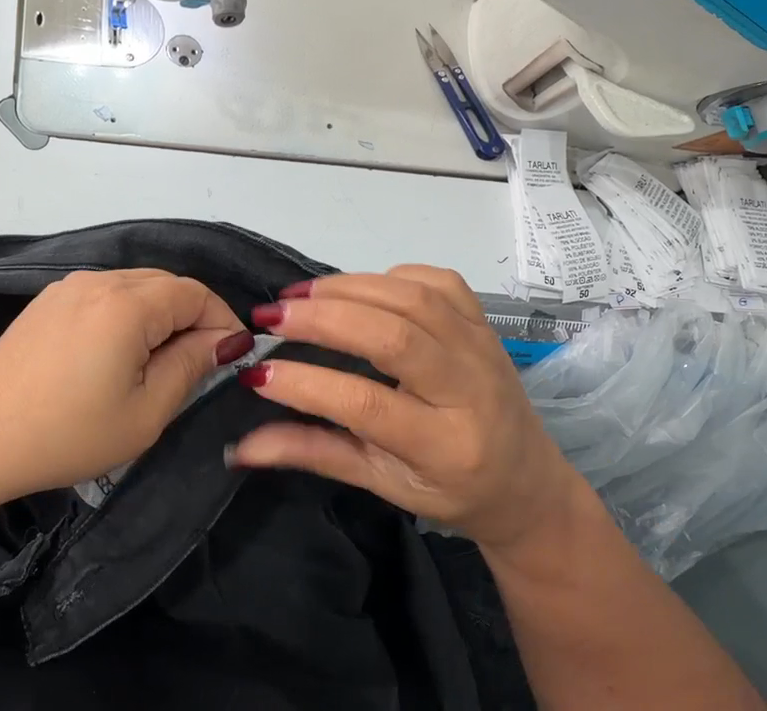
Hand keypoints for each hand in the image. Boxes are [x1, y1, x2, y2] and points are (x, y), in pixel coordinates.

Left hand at [0, 269, 250, 499]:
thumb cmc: (68, 434)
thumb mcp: (145, 412)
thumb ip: (191, 366)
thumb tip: (226, 341)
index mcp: (126, 304)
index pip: (194, 292)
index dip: (222, 321)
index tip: (232, 360)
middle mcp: (97, 281)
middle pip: (164, 284)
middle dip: (191, 317)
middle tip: (199, 367)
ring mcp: (66, 287)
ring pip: (133, 287)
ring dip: (158, 317)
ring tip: (158, 366)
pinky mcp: (46, 301)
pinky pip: (102, 295)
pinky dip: (125, 315)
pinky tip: (117, 356)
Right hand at [228, 265, 582, 551]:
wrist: (527, 483)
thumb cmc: (447, 491)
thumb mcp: (379, 483)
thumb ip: (311, 454)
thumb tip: (239, 447)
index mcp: (444, 445)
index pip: (365, 404)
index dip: (304, 384)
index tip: (254, 374)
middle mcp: (470, 390)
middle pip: (392, 335)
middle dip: (321, 320)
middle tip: (268, 318)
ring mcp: (482, 348)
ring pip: (411, 298)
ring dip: (344, 289)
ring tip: (295, 298)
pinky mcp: (484, 323)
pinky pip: (435, 281)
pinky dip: (386, 277)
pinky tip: (354, 292)